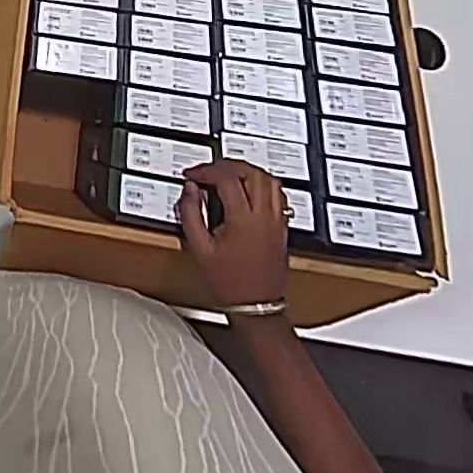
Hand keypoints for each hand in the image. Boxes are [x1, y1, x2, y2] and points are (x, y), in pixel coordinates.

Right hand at [178, 159, 288, 307]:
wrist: (256, 307)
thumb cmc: (230, 284)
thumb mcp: (200, 249)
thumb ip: (191, 215)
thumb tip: (190, 190)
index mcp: (243, 220)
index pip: (227, 178)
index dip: (207, 171)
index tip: (193, 175)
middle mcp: (264, 216)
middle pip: (251, 172)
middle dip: (227, 165)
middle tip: (210, 169)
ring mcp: (276, 220)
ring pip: (268, 178)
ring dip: (247, 170)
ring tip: (228, 174)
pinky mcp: (282, 226)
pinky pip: (277, 192)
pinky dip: (262, 182)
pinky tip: (248, 188)